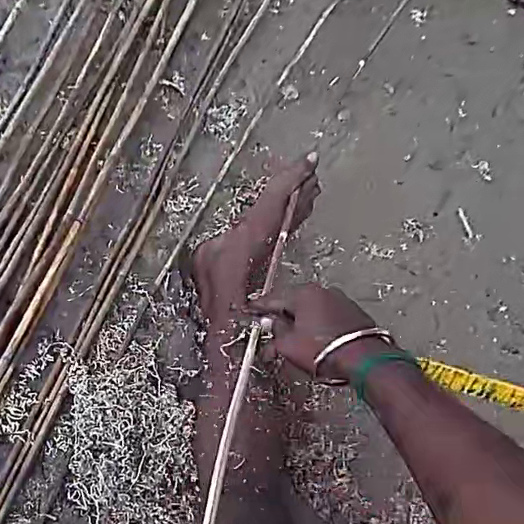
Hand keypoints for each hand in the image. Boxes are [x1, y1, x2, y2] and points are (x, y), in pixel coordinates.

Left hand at [191, 153, 319, 325]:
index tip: (308, 162)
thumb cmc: (244, 337)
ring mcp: (211, 259)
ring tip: (305, 199)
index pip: (263, 209)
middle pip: (258, 215)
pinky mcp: (212, 268)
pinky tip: (284, 224)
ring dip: (279, 215)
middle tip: (312, 181)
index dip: (287, 183)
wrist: (221, 361)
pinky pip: (244, 240)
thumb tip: (282, 209)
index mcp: (230, 254)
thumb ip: (268, 246)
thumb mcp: (266, 294)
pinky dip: (266, 231)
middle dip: (287, 198)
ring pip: (252, 226)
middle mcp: (216, 250)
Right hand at [248, 283, 392, 379]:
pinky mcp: (353, 313)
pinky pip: (326, 315)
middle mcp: (322, 291)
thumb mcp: (288, 345)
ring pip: (311, 308)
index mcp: (303, 294)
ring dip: (300, 320)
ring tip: (291, 337)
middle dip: (280, 315)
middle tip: (268, 326)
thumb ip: (276, 332)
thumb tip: (274, 326)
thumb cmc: (324, 350)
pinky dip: (316, 324)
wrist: (363, 360)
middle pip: (293, 302)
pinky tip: (313, 337)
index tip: (249, 310)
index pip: (273, 299)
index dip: (258, 307)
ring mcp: (340, 300)